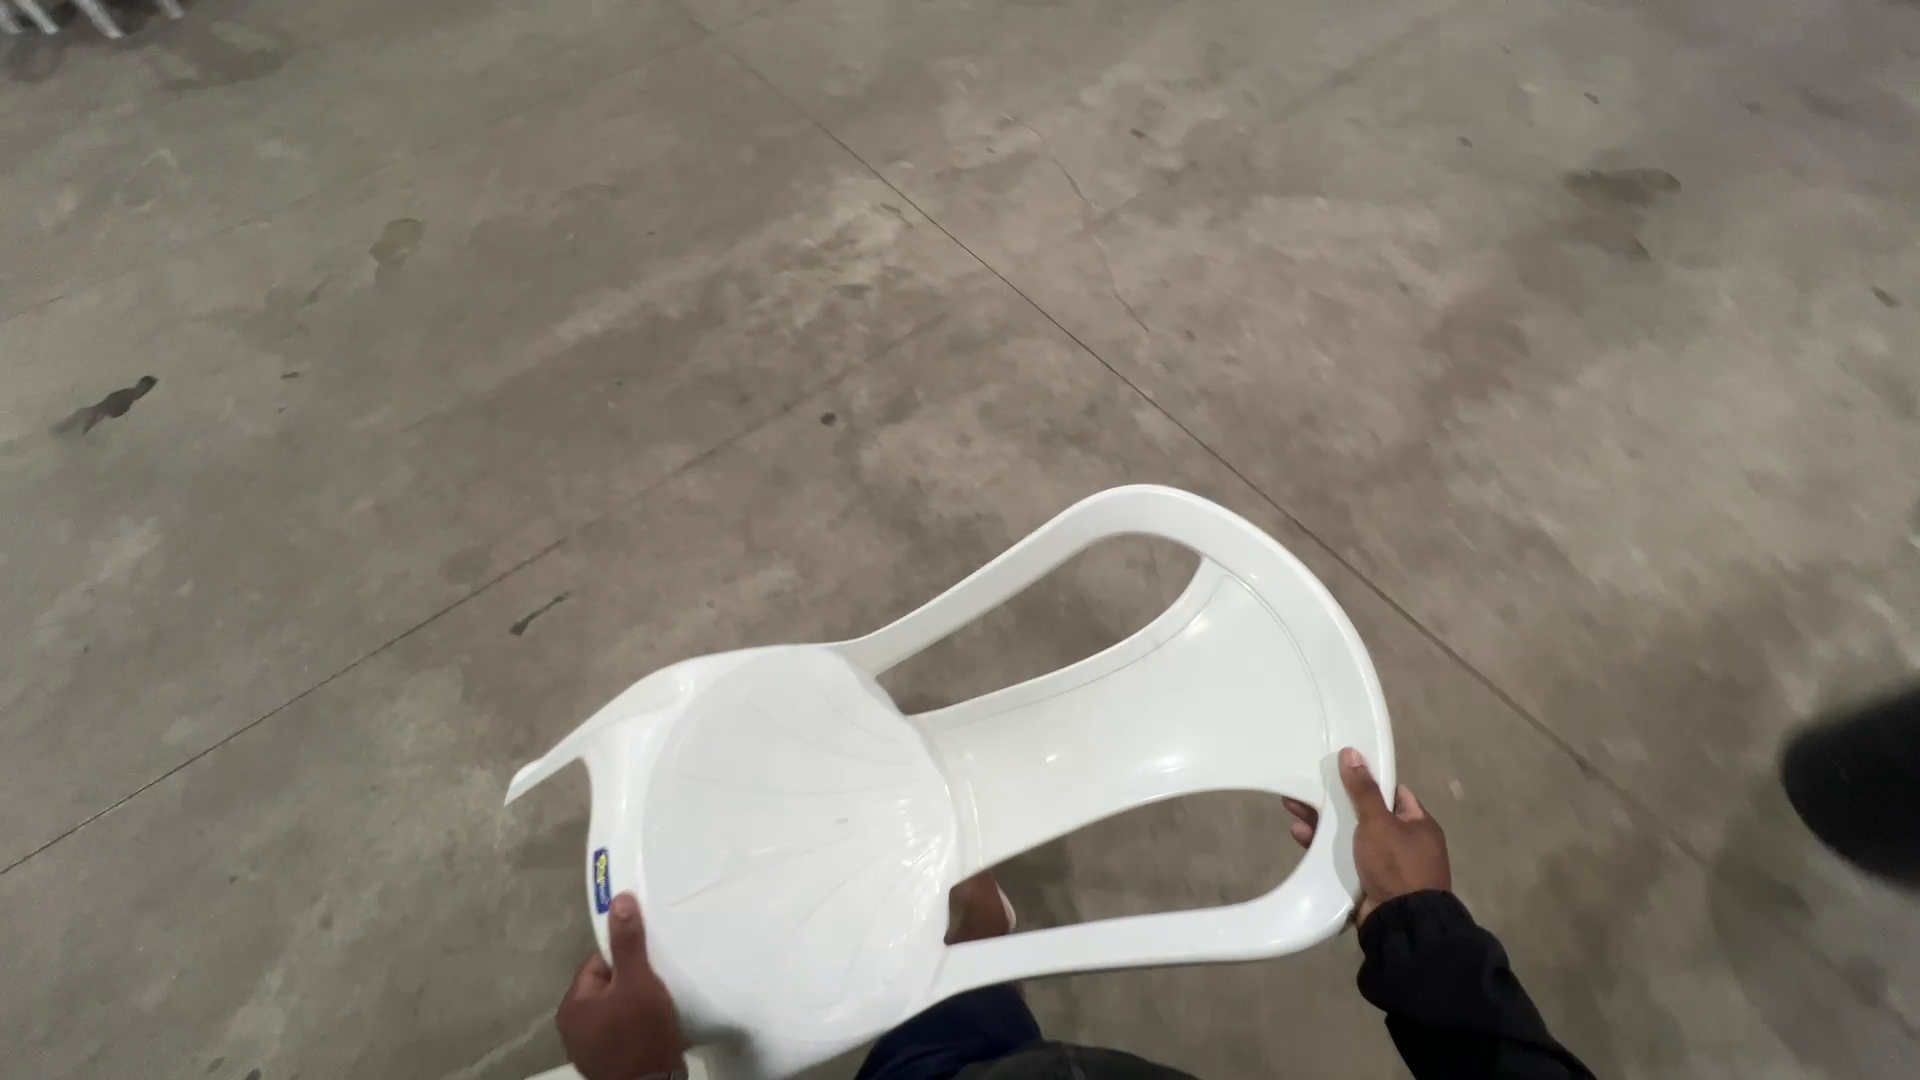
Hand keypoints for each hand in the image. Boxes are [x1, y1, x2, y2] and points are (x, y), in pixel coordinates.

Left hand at [557, 892, 686, 1079]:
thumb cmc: (639, 1033)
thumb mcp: (638, 980)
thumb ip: (628, 941)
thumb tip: (618, 899)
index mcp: (573, 1005)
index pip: (600, 961)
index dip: (626, 955)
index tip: (649, 960)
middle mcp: (574, 1026)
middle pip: (609, 982)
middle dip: (634, 977)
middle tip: (657, 978)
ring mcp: (591, 1046)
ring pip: (618, 1004)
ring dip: (638, 997)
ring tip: (660, 998)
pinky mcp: (609, 1058)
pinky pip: (623, 1024)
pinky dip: (639, 1018)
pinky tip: (656, 1019)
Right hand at [1284, 748, 1450, 925]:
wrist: (1402, 923)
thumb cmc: (1396, 865)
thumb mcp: (1378, 822)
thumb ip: (1363, 790)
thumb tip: (1351, 753)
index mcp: (1417, 825)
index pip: (1391, 792)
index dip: (1366, 780)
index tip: (1339, 771)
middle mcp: (1404, 842)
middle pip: (1363, 812)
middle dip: (1333, 801)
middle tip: (1305, 787)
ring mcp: (1384, 862)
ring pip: (1348, 834)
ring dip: (1322, 823)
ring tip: (1292, 808)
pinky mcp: (1365, 879)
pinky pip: (1340, 856)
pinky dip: (1321, 846)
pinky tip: (1300, 835)